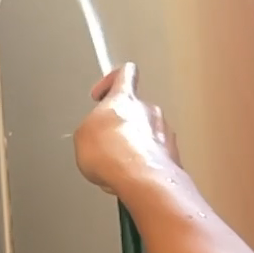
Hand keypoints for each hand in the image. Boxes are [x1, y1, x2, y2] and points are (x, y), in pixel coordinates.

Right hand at [74, 63, 178, 194]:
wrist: (140, 179)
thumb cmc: (113, 154)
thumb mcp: (82, 136)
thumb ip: (90, 127)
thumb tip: (92, 133)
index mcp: (124, 99)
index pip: (125, 74)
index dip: (111, 80)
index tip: (101, 93)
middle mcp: (148, 110)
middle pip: (134, 109)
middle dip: (119, 125)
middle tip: (105, 140)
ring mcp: (163, 131)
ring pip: (146, 132)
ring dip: (132, 144)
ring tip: (116, 162)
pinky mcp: (171, 153)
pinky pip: (154, 152)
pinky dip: (143, 160)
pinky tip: (129, 174)